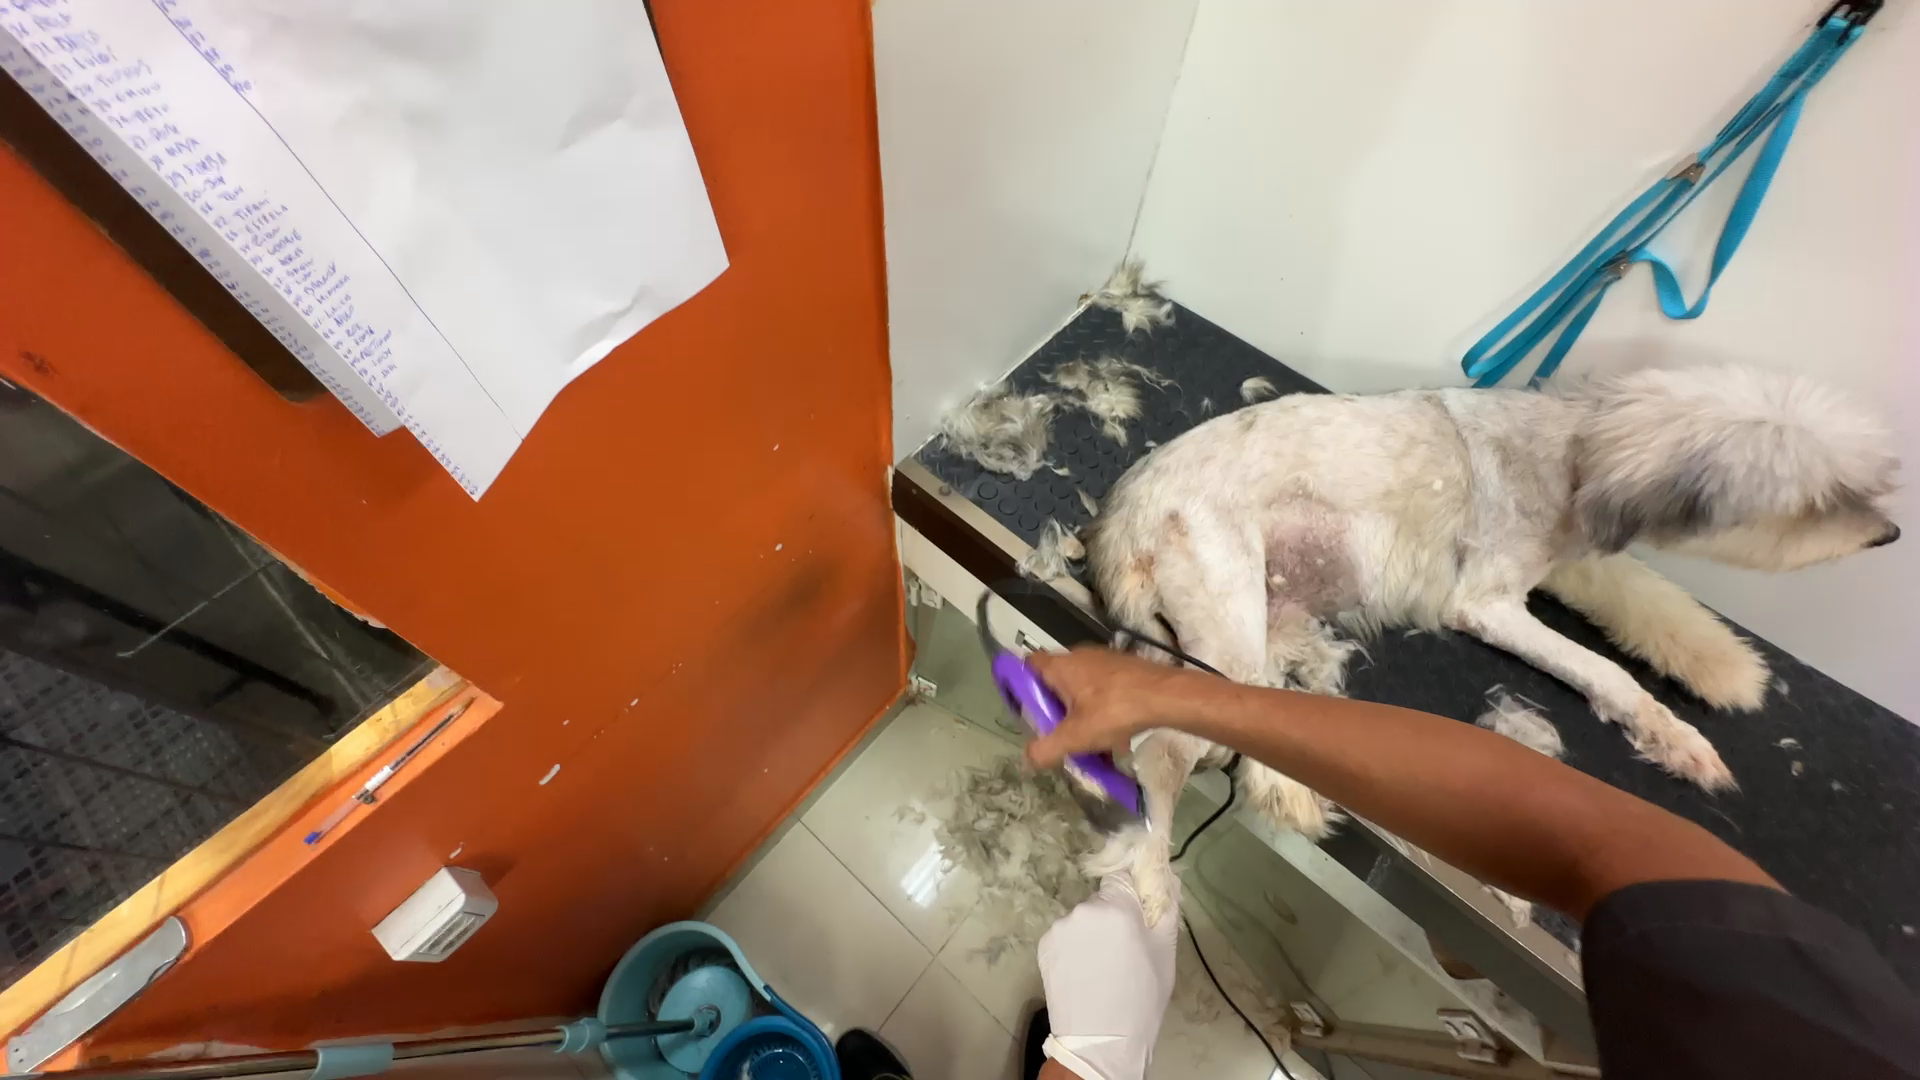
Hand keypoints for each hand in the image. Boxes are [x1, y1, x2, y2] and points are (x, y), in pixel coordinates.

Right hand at [1025, 648, 1197, 769]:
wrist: (1165, 696)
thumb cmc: (1114, 710)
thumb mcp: (1076, 737)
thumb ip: (1047, 749)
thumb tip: (1028, 758)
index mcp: (1060, 667)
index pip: (1028, 664)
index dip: (1021, 683)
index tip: (1025, 707)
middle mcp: (1078, 656)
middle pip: (1055, 680)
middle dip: (1055, 708)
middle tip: (1059, 732)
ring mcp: (1103, 660)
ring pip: (1081, 688)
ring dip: (1080, 713)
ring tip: (1091, 742)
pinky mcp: (1123, 668)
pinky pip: (1102, 689)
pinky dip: (1102, 710)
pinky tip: (1115, 736)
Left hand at [1037, 871, 1179, 1079]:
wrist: (1101, 1043)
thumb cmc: (1141, 999)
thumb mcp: (1165, 954)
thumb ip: (1166, 909)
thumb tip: (1168, 878)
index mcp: (1116, 907)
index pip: (1120, 878)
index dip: (1129, 896)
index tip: (1135, 917)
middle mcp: (1083, 908)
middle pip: (1101, 902)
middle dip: (1111, 919)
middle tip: (1122, 951)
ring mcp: (1060, 927)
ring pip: (1082, 920)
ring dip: (1091, 934)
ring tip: (1101, 967)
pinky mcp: (1044, 944)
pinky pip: (1065, 936)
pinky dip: (1073, 948)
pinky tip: (1082, 973)